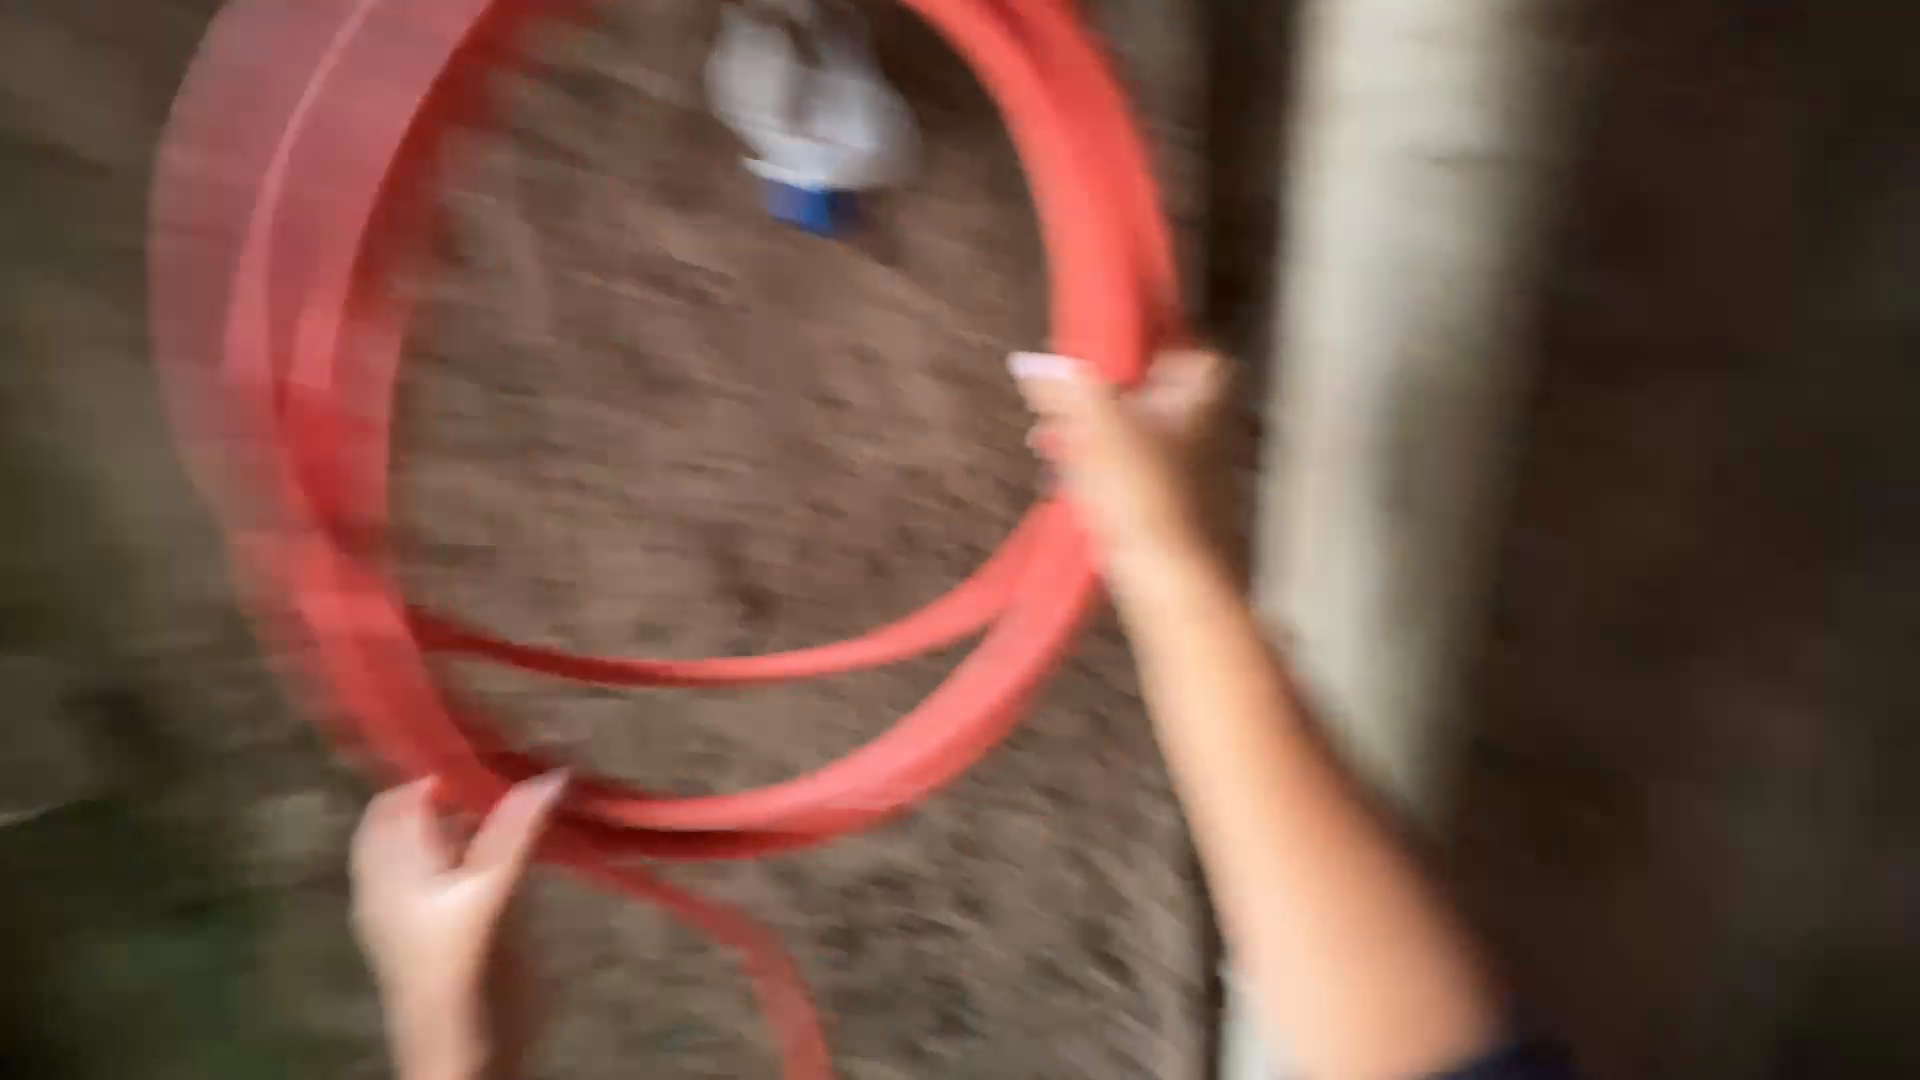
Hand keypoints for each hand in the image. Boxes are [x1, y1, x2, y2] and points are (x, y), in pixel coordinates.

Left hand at [351, 772, 567, 1079]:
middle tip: (519, 761)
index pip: (398, 802)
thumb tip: (554, 773)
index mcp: (388, 873)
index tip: (489, 749)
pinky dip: (503, 837)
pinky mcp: (466, 915)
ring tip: (535, 782)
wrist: (467, 1049)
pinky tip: (538, 828)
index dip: (436, 772)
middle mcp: (404, 880)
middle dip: (468, 785)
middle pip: (427, 815)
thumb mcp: (487, 894)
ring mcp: (435, 899)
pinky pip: (479, 859)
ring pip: (457, 835)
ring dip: (491, 809)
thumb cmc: (460, 970)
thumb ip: (516, 831)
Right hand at [1010, 347, 1230, 580]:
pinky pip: (1129, 479)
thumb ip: (1066, 390)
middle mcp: (1200, 436)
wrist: (1169, 576)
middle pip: (1150, 400)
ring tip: (1050, 443)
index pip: (1193, 356)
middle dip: (1102, 401)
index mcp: (1198, 404)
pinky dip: (1098, 475)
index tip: (1113, 354)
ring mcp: (1187, 477)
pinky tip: (1065, 483)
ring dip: (1092, 438)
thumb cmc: (1147, 497)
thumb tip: (1032, 363)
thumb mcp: (1098, 429)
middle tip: (1065, 404)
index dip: (1153, 351)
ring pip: (1134, 441)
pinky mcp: (1166, 511)